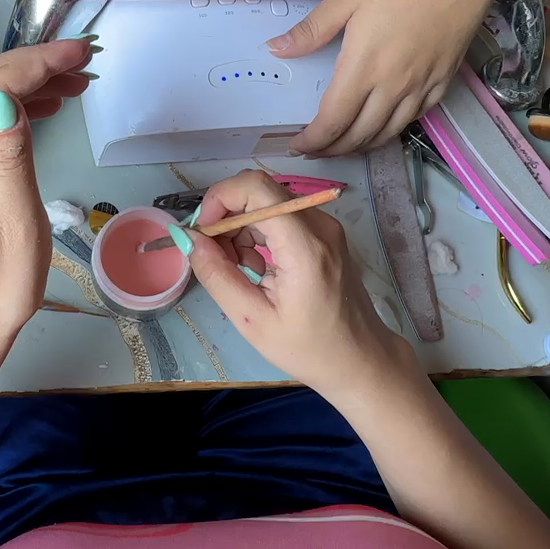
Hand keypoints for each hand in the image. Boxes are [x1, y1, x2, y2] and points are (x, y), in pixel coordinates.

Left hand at [0, 39, 92, 365]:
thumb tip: (7, 97)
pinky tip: (47, 106)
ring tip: (79, 82)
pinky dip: (15, 105)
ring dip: (29, 81)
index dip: (40, 62)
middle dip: (36, 63)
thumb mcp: (12, 225)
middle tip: (87, 59)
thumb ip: (9, 156)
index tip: (85, 52)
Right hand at [185, 170, 416, 401]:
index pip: (255, 188)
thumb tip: (188, 237)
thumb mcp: (252, 320)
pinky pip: (280, 215)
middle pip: (258, 190)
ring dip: (240, 226)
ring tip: (238, 268)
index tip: (202, 233)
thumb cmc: (308, 348)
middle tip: (214, 255)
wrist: (361, 361)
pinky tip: (257, 267)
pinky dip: (257, 232)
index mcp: (304, 245)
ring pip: (266, 201)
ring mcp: (324, 225)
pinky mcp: (324, 232)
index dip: (220, 199)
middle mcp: (318, 224)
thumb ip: (217, 274)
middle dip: (226, 215)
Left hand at [271, 0, 515, 156]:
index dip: (313, 141)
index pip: (332, 122)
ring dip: (361, 146)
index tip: (296, 146)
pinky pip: (415, 118)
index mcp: (364, 68)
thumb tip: (275, 50)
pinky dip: (392, 130)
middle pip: (359, 135)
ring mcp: (423, 86)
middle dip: (332, 150)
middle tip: (314, 151)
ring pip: (388, 133)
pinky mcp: (445, 80)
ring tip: (342, 146)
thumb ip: (311, 30)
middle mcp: (394, 86)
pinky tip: (382, 126)